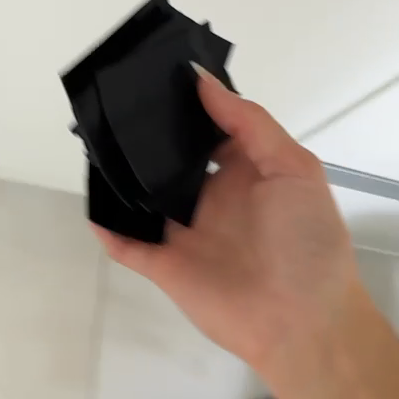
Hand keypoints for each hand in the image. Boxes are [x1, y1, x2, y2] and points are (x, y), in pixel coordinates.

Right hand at [95, 69, 364, 382]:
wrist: (303, 321)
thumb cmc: (307, 239)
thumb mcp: (294, 168)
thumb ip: (249, 123)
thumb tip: (202, 82)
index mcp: (247, 171)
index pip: (211, 130)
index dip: (188, 107)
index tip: (156, 78)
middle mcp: (214, 197)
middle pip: (173, 161)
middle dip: (147, 138)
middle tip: (113, 104)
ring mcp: (188, 232)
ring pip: (146, 198)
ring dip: (123, 178)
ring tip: (93, 142)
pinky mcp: (167, 266)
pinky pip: (130, 245)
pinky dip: (108, 229)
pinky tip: (91, 206)